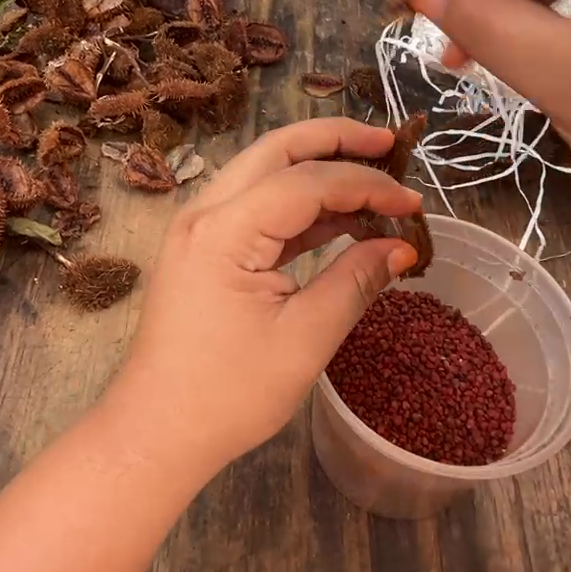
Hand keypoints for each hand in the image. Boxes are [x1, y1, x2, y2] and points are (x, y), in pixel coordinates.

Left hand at [107, 118, 422, 472]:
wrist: (158, 431)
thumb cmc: (228, 394)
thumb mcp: (304, 339)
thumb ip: (355, 281)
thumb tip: (402, 247)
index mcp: (223, 230)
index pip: (306, 182)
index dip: (365, 184)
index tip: (412, 202)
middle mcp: (205, 213)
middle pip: (276, 151)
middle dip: (335, 140)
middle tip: (390, 144)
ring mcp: (201, 228)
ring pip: (265, 173)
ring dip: (318, 170)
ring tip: (375, 178)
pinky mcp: (206, 249)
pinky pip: (258, 209)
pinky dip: (301, 207)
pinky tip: (342, 219)